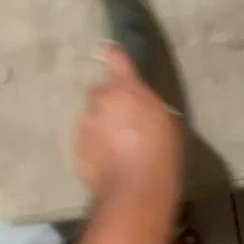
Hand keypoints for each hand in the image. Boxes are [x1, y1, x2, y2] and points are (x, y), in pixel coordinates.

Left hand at [74, 44, 183, 209]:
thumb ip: (147, 104)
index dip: (113, 55)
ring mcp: (85, 125)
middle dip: (111, 103)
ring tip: (119, 148)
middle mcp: (100, 100)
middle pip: (101, 92)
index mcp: (127, 89)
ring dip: (102, 126)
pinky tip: (110, 162)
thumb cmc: (161, 153)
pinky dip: (96, 146)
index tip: (109, 53)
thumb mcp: (167, 122)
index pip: (115, 58)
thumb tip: (138, 102)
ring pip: (92, 117)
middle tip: (127, 123)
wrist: (136, 190)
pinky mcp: (76, 148)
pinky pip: (87, 140)